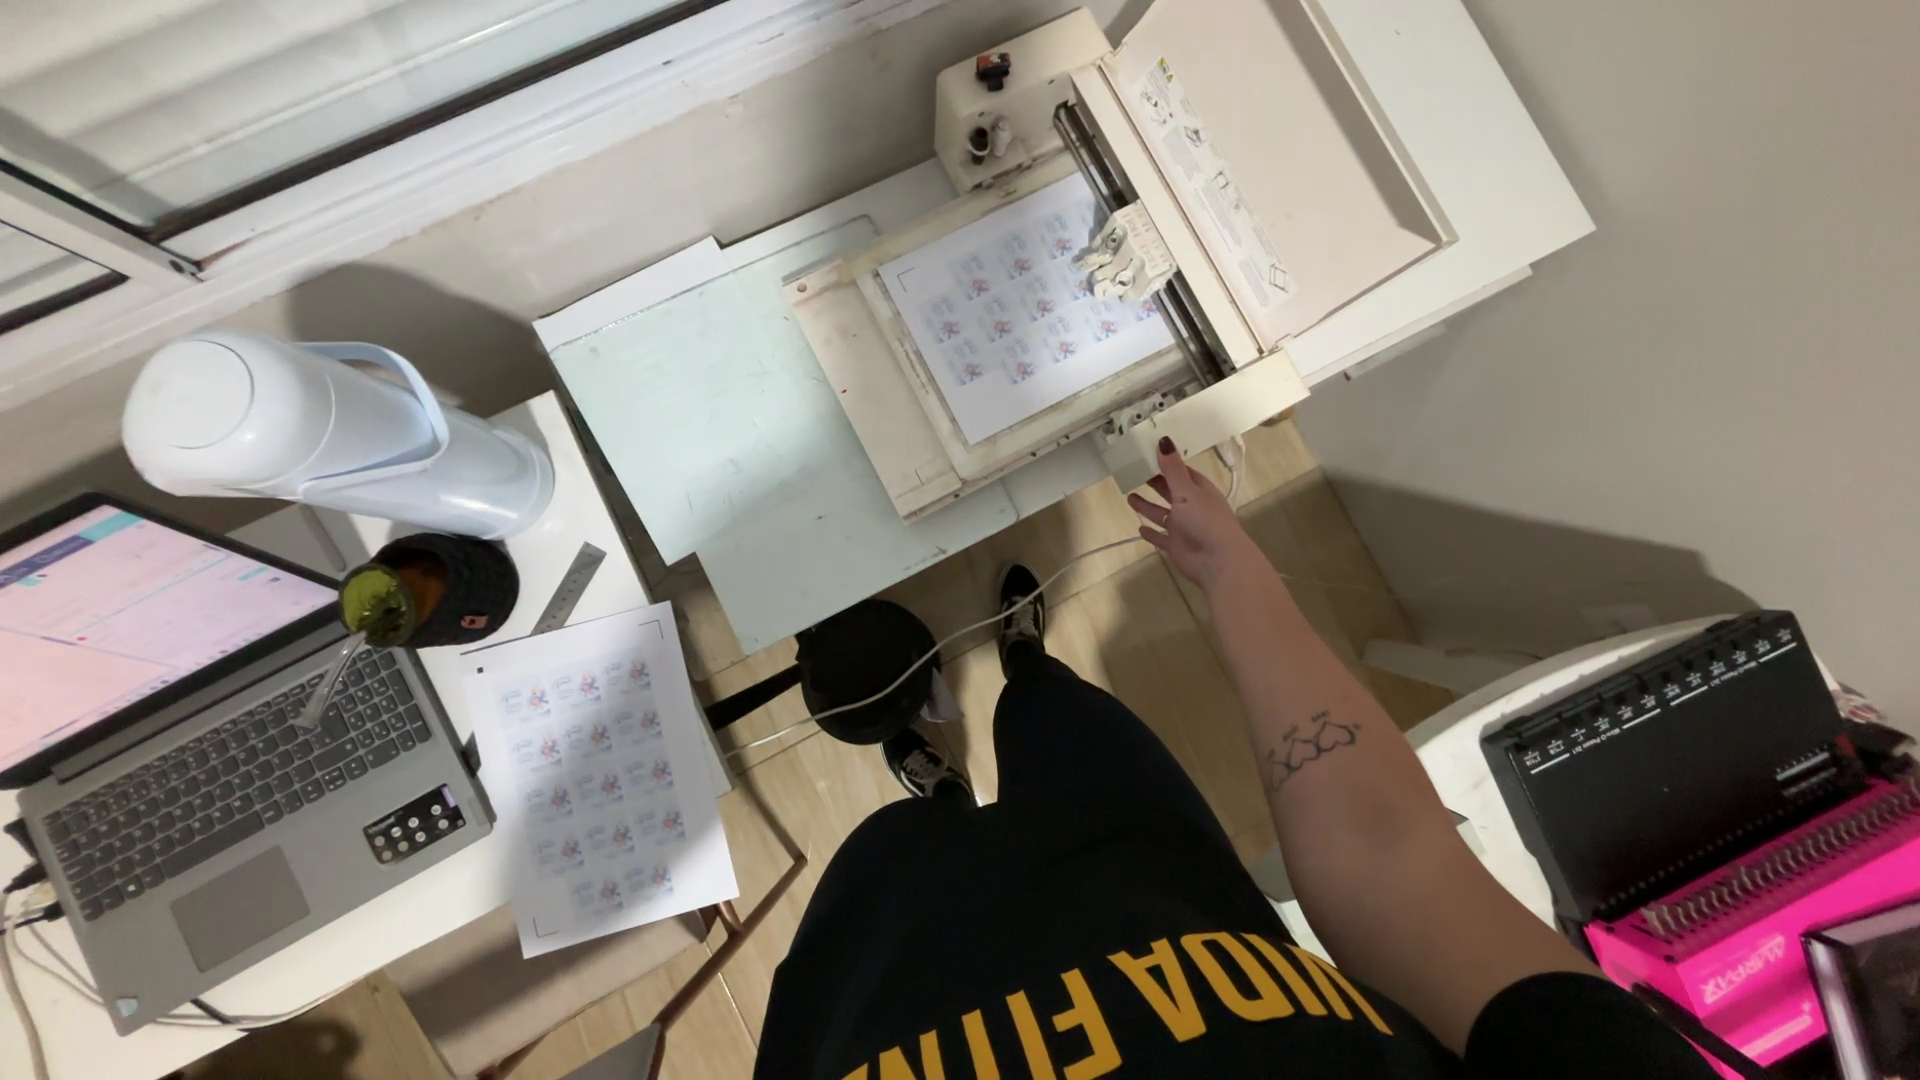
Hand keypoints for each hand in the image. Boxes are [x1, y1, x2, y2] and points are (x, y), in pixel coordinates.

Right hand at [1128, 436, 1266, 591]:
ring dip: (1147, 506)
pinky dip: (1151, 532)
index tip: (1147, 453)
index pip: (1182, 471)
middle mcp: (1192, 507)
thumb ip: (1172, 469)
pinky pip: (1160, 537)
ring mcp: (1183, 527)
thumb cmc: (1205, 521)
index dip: (1166, 462)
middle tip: (1134, 471)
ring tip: (1129, 495)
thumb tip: (1163, 440)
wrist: (1217, 561)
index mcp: (1200, 490)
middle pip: (1170, 490)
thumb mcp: (1187, 491)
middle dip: (1155, 482)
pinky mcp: (1176, 545)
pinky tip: (1139, 529)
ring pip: (1162, 514)